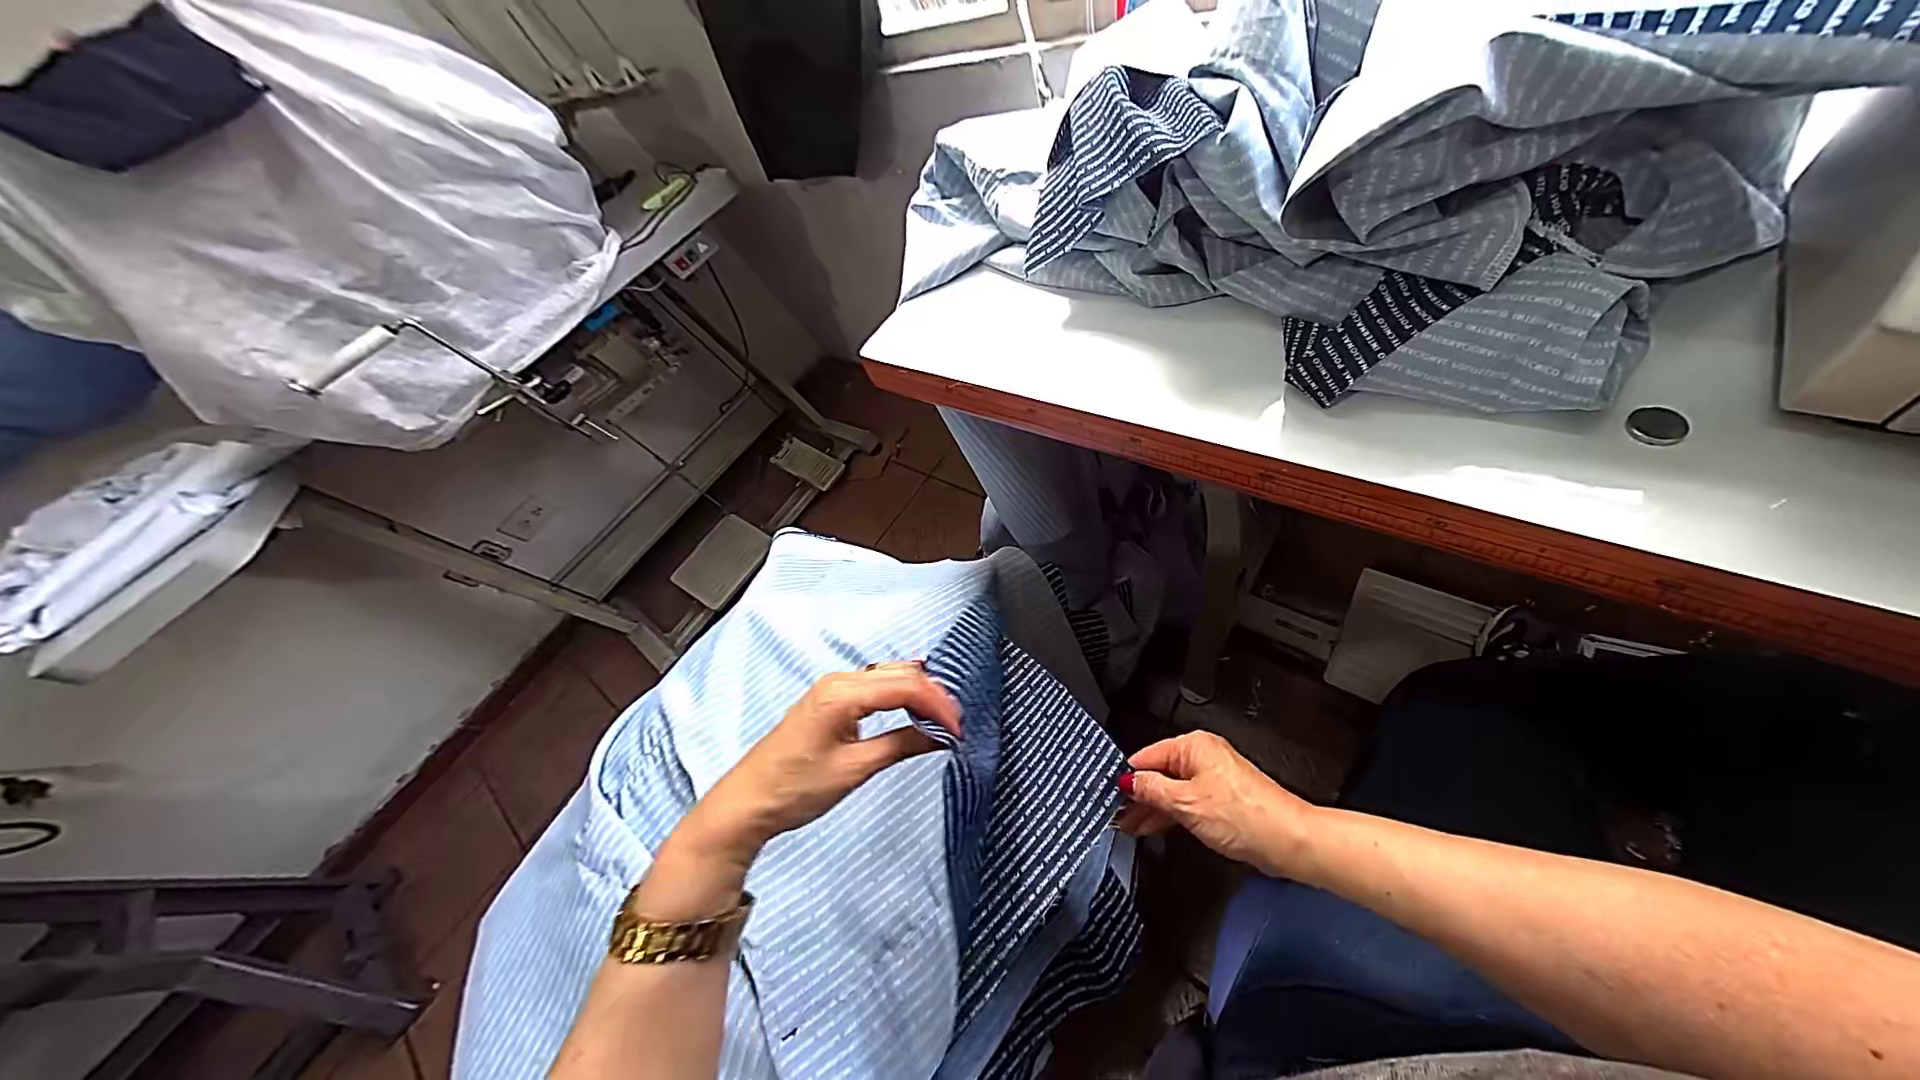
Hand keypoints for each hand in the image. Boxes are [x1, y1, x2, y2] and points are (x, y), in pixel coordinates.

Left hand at [679, 663, 961, 868]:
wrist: (747, 803)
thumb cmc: (793, 788)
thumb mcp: (855, 769)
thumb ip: (901, 745)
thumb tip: (939, 736)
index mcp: (842, 693)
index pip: (905, 686)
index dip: (938, 705)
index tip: (958, 729)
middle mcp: (838, 681)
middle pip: (900, 674)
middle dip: (933, 695)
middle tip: (957, 724)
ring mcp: (832, 688)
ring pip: (888, 676)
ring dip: (918, 692)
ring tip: (942, 717)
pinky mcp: (830, 700)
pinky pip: (875, 685)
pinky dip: (900, 694)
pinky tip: (913, 707)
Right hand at [1115, 731, 1315, 876]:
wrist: (1290, 841)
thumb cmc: (1248, 817)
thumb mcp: (1185, 803)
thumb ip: (1151, 790)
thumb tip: (1129, 781)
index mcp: (1194, 746)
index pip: (1147, 756)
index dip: (1128, 778)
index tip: (1112, 795)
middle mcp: (1204, 755)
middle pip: (1159, 773)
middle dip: (1139, 795)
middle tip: (1119, 815)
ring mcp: (1214, 777)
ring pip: (1172, 789)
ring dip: (1152, 807)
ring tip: (1131, 824)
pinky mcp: (1223, 798)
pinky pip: (1187, 800)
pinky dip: (1171, 813)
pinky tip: (1156, 825)